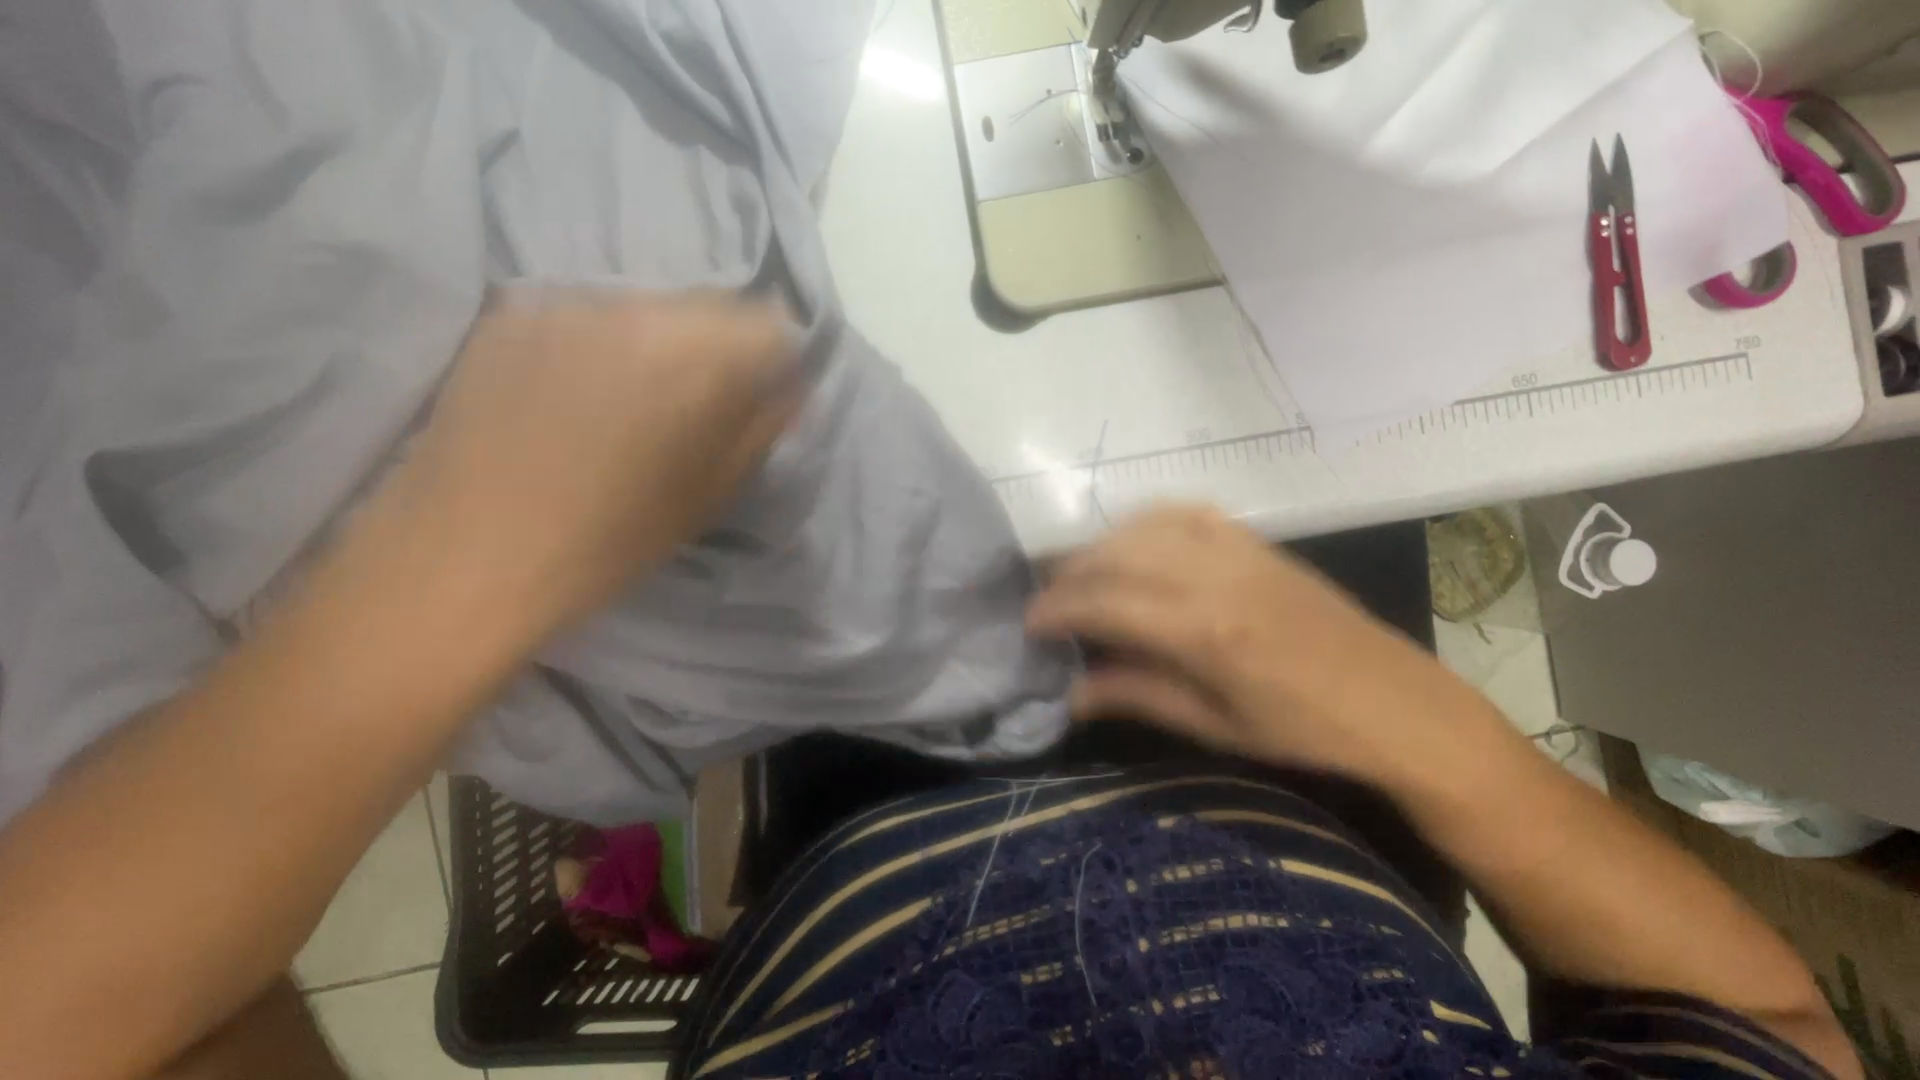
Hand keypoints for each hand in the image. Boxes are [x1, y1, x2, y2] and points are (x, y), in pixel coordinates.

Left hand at [362, 289, 799, 640]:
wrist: (462, 556)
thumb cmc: (606, 542)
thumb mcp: (707, 494)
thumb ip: (762, 426)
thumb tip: (792, 385)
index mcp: (695, 355)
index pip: (768, 321)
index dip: (775, 357)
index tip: (761, 395)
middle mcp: (635, 307)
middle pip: (708, 304)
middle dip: (719, 345)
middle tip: (699, 402)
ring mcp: (566, 302)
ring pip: (647, 305)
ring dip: (659, 341)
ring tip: (632, 401)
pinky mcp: (513, 312)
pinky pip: (587, 313)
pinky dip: (602, 342)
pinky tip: (577, 393)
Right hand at [1026, 504, 1506, 784]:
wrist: (1398, 705)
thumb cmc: (1304, 732)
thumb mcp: (1215, 727)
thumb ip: (1139, 695)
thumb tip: (1071, 692)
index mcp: (1205, 632)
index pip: (1106, 603)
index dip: (1057, 609)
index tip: (1029, 624)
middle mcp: (1216, 577)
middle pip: (1117, 555)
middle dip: (1069, 573)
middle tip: (1045, 600)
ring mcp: (1239, 551)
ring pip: (1146, 526)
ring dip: (1102, 544)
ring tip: (1081, 573)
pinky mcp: (1258, 543)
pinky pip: (1187, 513)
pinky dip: (1148, 522)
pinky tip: (1135, 542)